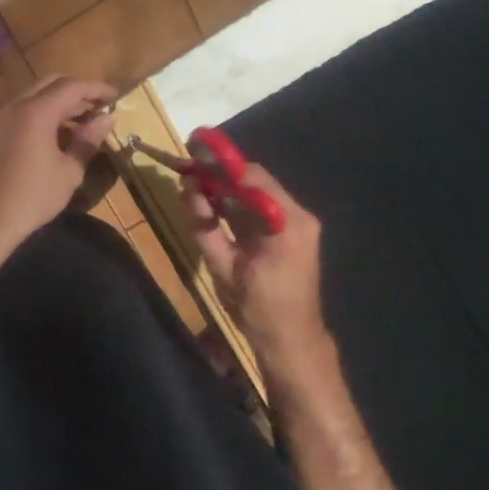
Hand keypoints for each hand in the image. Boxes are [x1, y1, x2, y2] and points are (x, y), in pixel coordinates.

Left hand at [0, 75, 118, 251]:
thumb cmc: (35, 196)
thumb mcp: (70, 170)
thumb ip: (89, 140)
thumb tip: (107, 119)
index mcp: (38, 111)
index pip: (72, 86)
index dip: (96, 88)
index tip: (115, 96)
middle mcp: (19, 106)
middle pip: (52, 83)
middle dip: (78, 91)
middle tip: (99, 107)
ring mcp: (5, 118)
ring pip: (38, 96)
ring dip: (62, 103)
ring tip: (85, 123)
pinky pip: (27, 111)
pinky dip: (47, 114)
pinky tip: (62, 134)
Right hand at [183, 164, 328, 361]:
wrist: (290, 338)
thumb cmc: (257, 307)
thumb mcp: (223, 267)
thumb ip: (205, 225)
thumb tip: (188, 189)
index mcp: (285, 222)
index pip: (251, 177)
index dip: (220, 163)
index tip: (193, 151)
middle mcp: (298, 216)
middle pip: (256, 182)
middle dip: (221, 174)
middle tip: (189, 167)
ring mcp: (300, 224)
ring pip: (259, 195)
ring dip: (229, 190)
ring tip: (196, 185)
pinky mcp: (295, 233)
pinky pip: (263, 210)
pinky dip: (240, 207)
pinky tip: (216, 206)